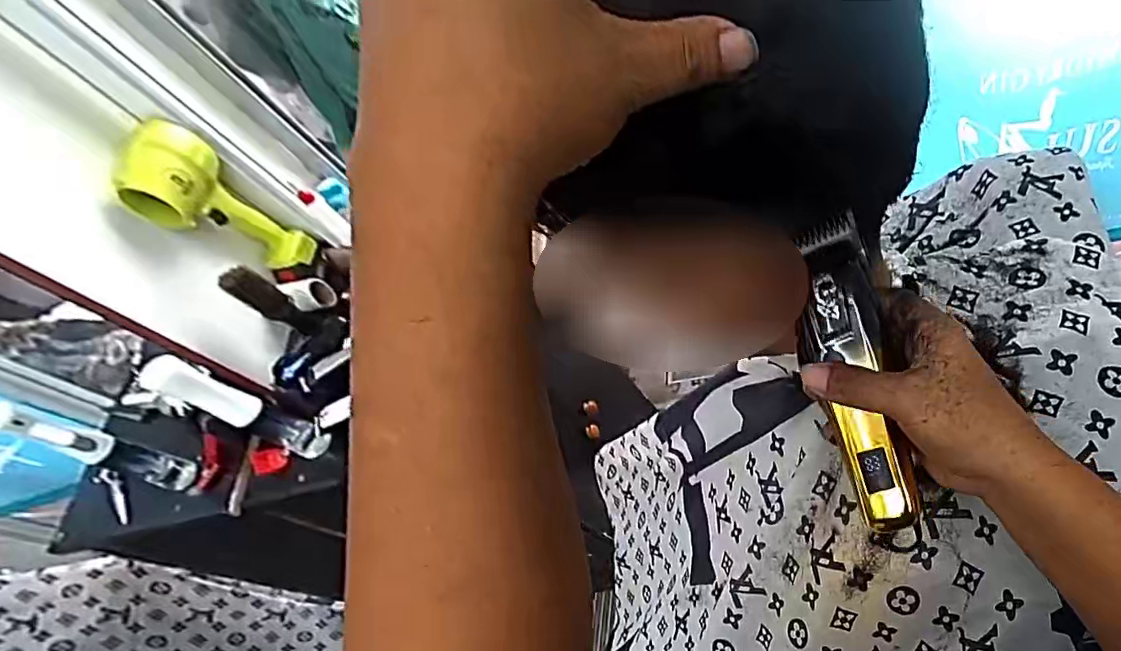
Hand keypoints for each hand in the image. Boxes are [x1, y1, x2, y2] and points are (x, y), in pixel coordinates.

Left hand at [355, 0, 757, 200]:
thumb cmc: (533, 98)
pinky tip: (485, 65)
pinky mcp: (378, 13)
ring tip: (532, 53)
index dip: (601, 10)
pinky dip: (462, 26)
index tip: (603, 33)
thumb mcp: (623, 71)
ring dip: (507, 19)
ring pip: (478, 2)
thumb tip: (742, 43)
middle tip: (573, 38)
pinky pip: (433, 10)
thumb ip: (684, 51)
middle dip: (561, 12)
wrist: (443, 164)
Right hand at [800, 292, 1063, 497]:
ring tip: (827, 399)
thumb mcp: (904, 397)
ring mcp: (923, 387)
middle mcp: (928, 355)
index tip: (826, 318)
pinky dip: (867, 418)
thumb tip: (817, 374)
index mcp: (933, 333)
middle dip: (850, 357)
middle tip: (819, 366)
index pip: (889, 302)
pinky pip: (884, 411)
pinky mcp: (919, 416)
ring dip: (856, 393)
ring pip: (879, 381)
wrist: (998, 469)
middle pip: (878, 345)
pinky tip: (847, 426)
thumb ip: (856, 386)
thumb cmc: (975, 423)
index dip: (858, 306)